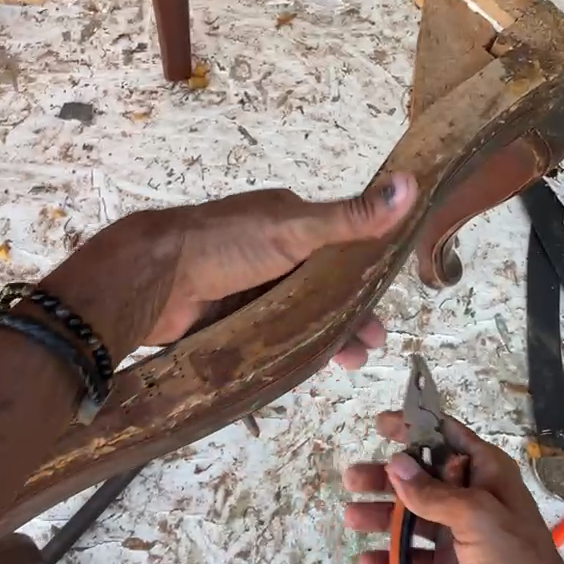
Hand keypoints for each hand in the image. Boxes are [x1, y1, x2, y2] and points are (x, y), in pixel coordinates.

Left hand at [49, 173, 416, 363]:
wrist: (153, 278)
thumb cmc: (228, 243)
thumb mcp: (296, 229)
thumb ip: (352, 217)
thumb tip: (411, 183)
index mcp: (289, 223)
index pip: (339, 254)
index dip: (363, 284)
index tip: (380, 314)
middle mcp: (271, 253)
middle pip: (319, 291)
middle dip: (346, 320)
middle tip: (366, 348)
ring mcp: (248, 287)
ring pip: (295, 319)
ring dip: (321, 341)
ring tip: (344, 364)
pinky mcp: (228, 319)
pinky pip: (265, 340)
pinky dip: (283, 358)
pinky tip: (298, 380)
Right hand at [344, 412, 563, 563]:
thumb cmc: (517, 562)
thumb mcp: (478, 518)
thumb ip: (434, 493)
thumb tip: (395, 462)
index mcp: (486, 473)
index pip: (447, 436)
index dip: (415, 426)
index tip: (380, 423)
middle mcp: (471, 498)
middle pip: (421, 477)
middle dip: (386, 476)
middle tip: (351, 478)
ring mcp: (459, 537)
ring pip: (413, 517)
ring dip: (381, 516)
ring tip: (351, 518)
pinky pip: (415, 560)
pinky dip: (391, 560)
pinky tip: (369, 563)